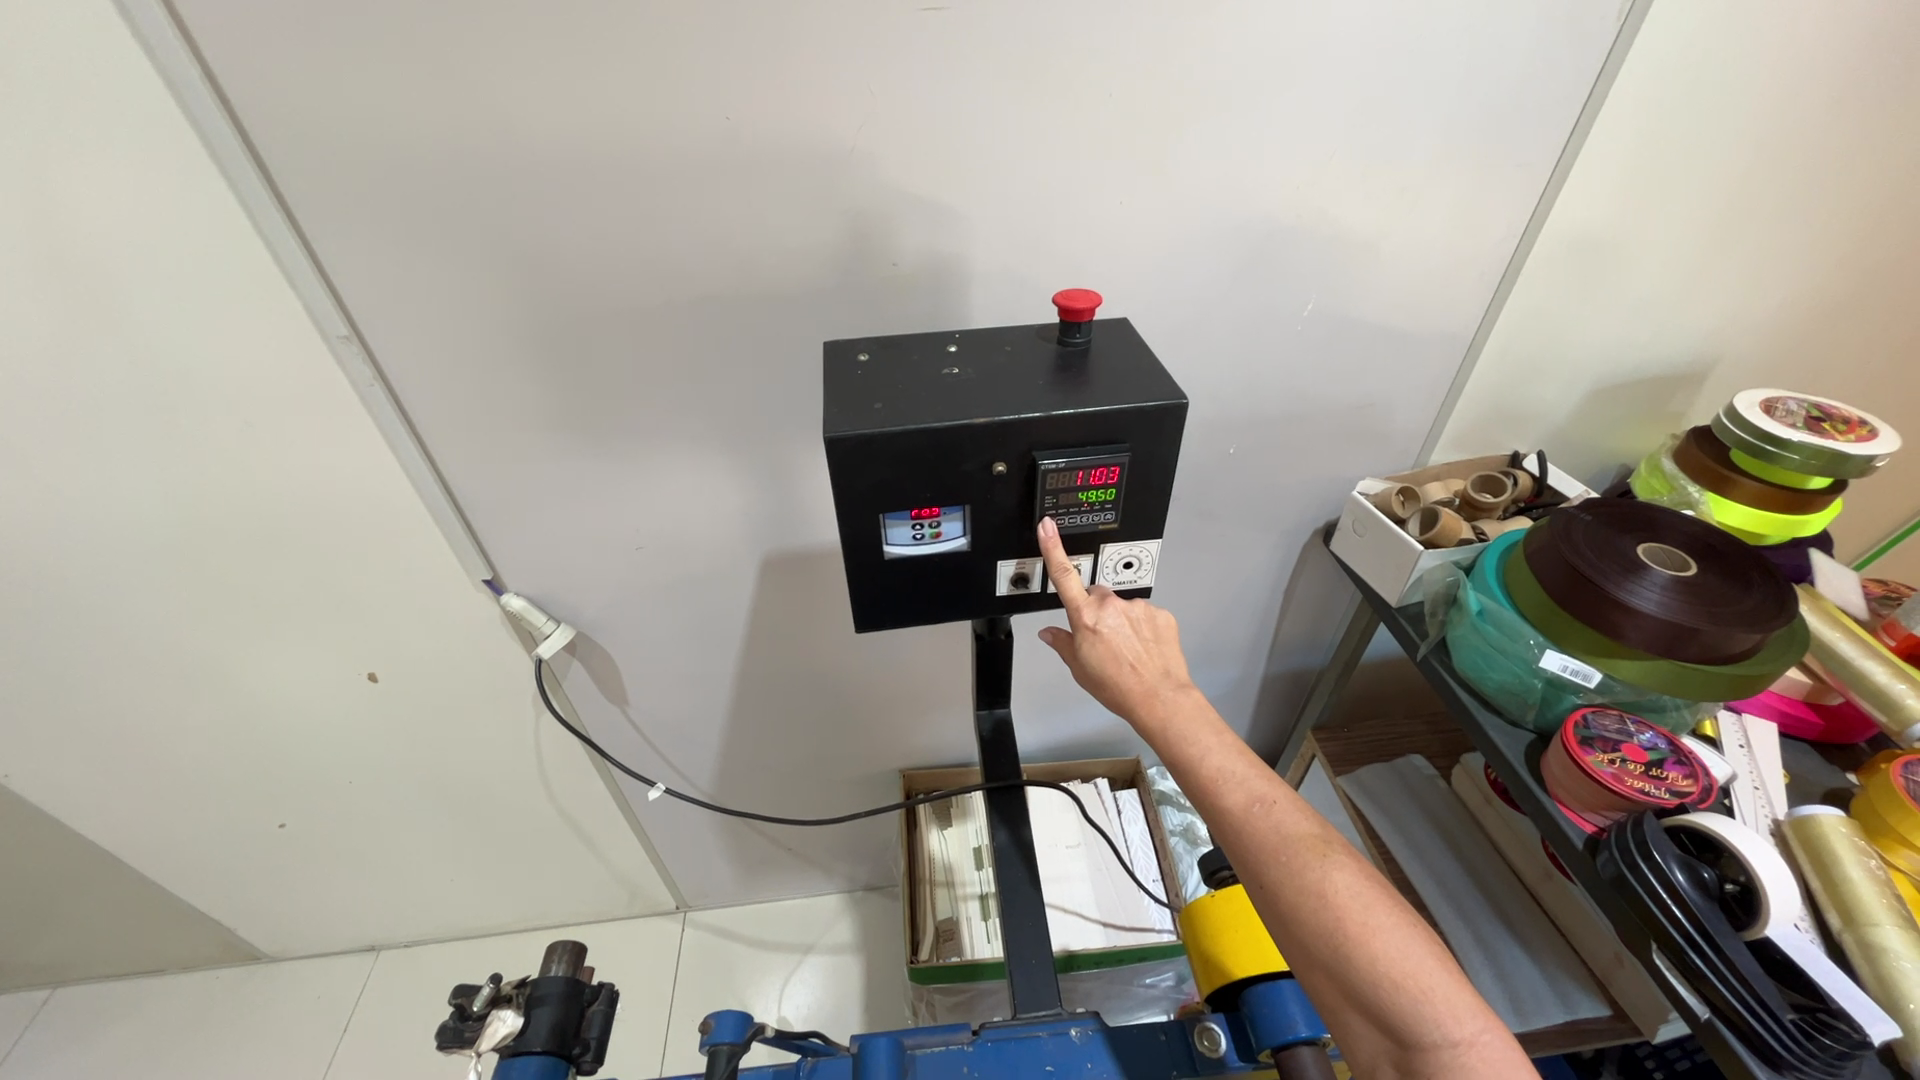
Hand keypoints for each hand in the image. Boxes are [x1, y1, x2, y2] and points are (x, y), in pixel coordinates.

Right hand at [1035, 516, 1198, 729]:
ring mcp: (1138, 607)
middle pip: (1096, 595)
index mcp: (1086, 617)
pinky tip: (1143, 649)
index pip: (1064, 575)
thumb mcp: (1079, 668)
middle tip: (1101, 638)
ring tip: (1126, 650)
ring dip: (1121, 621)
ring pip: (1122, 606)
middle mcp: (1111, 606)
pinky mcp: (1160, 613)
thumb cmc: (1118, 687)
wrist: (1159, 697)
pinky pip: (1145, 615)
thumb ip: (1062, 644)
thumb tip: (1049, 633)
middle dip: (1096, 609)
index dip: (1052, 547)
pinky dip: (1142, 628)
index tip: (1047, 526)